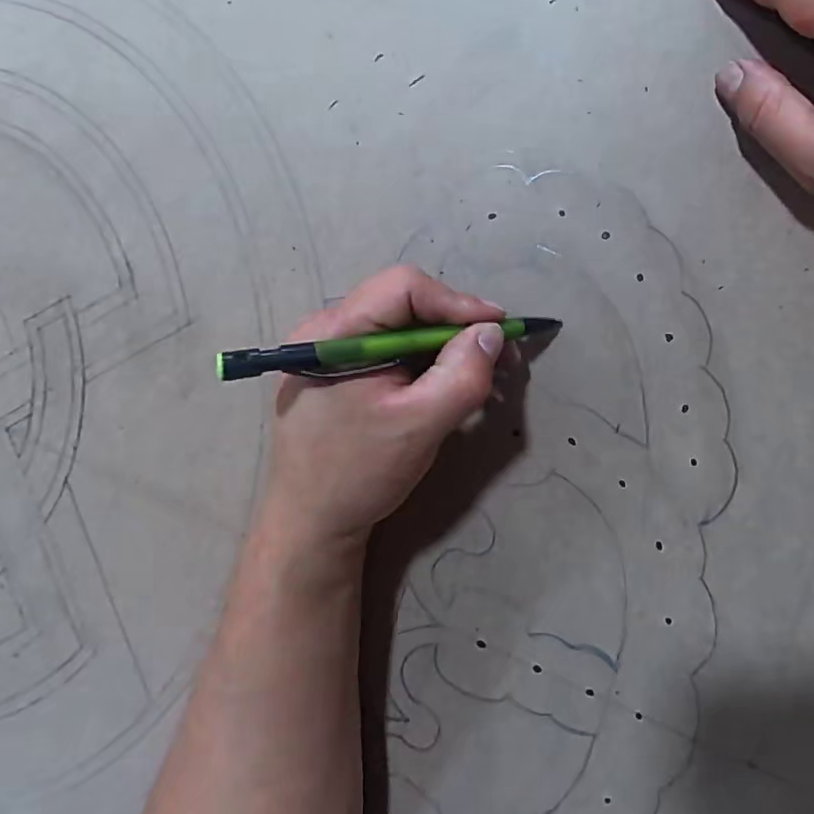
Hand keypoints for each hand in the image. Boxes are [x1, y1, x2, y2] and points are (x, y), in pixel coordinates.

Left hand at [253, 265, 506, 565]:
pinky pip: (395, 351)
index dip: (458, 302)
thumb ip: (463, 374)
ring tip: (487, 374)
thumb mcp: (422, 423)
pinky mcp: (343, 373)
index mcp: (335, 334)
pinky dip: (431, 362)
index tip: (499, 329)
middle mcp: (328, 331)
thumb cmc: (360, 473)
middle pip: (407, 305)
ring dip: (450, 346)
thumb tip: (493, 332)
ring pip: (405, 328)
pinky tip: (455, 385)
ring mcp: (334, 352)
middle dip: (460, 327)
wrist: (312, 525)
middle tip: (501, 355)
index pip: (404, 288)